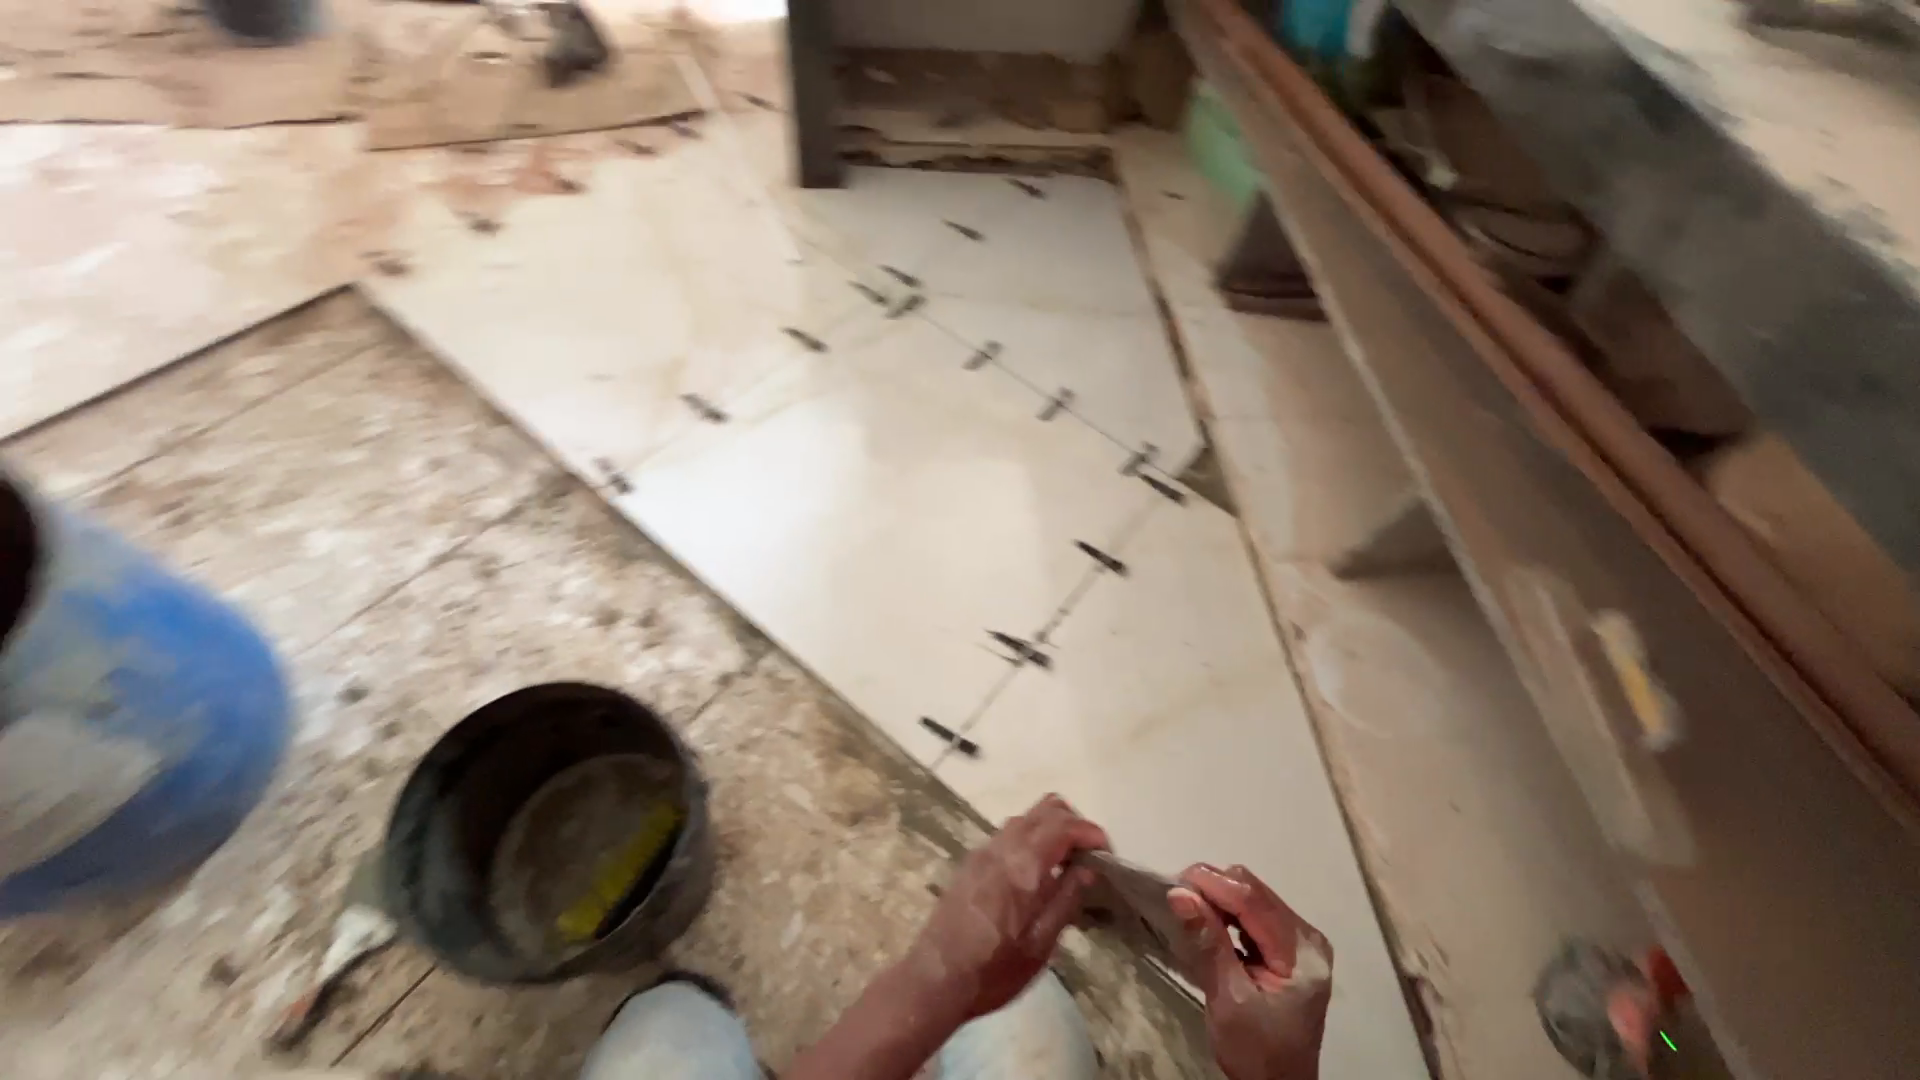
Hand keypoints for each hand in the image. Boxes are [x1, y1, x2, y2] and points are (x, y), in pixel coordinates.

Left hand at [904, 795, 1110, 1022]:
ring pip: (1026, 817)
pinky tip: (1035, 874)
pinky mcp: (972, 861)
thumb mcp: (1040, 944)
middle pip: (1046, 808)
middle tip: (1088, 857)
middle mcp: (1003, 846)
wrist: (935, 978)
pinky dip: (1030, 839)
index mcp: (1023, 865)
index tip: (1107, 855)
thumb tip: (1089, 868)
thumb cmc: (994, 969)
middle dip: (1074, 824)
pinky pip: (1008, 833)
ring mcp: (984, 850)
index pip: (1065, 825)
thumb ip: (1066, 899)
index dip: (1091, 833)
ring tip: (1065, 865)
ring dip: (1051, 829)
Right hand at [1171, 864, 1333, 1079]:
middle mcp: (1307, 938)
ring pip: (1252, 897)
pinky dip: (1227, 913)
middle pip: (1255, 891)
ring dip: (1218, 898)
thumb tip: (1179, 893)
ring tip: (1188, 912)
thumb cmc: (1255, 1053)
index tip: (1173, 882)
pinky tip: (1208, 926)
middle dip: (1214, 887)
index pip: (1253, 900)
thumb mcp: (1228, 1000)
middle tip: (1178, 901)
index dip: (1213, 884)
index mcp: (1301, 953)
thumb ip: (1207, 943)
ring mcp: (1299, 942)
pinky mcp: (1287, 950)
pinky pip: (1254, 914)